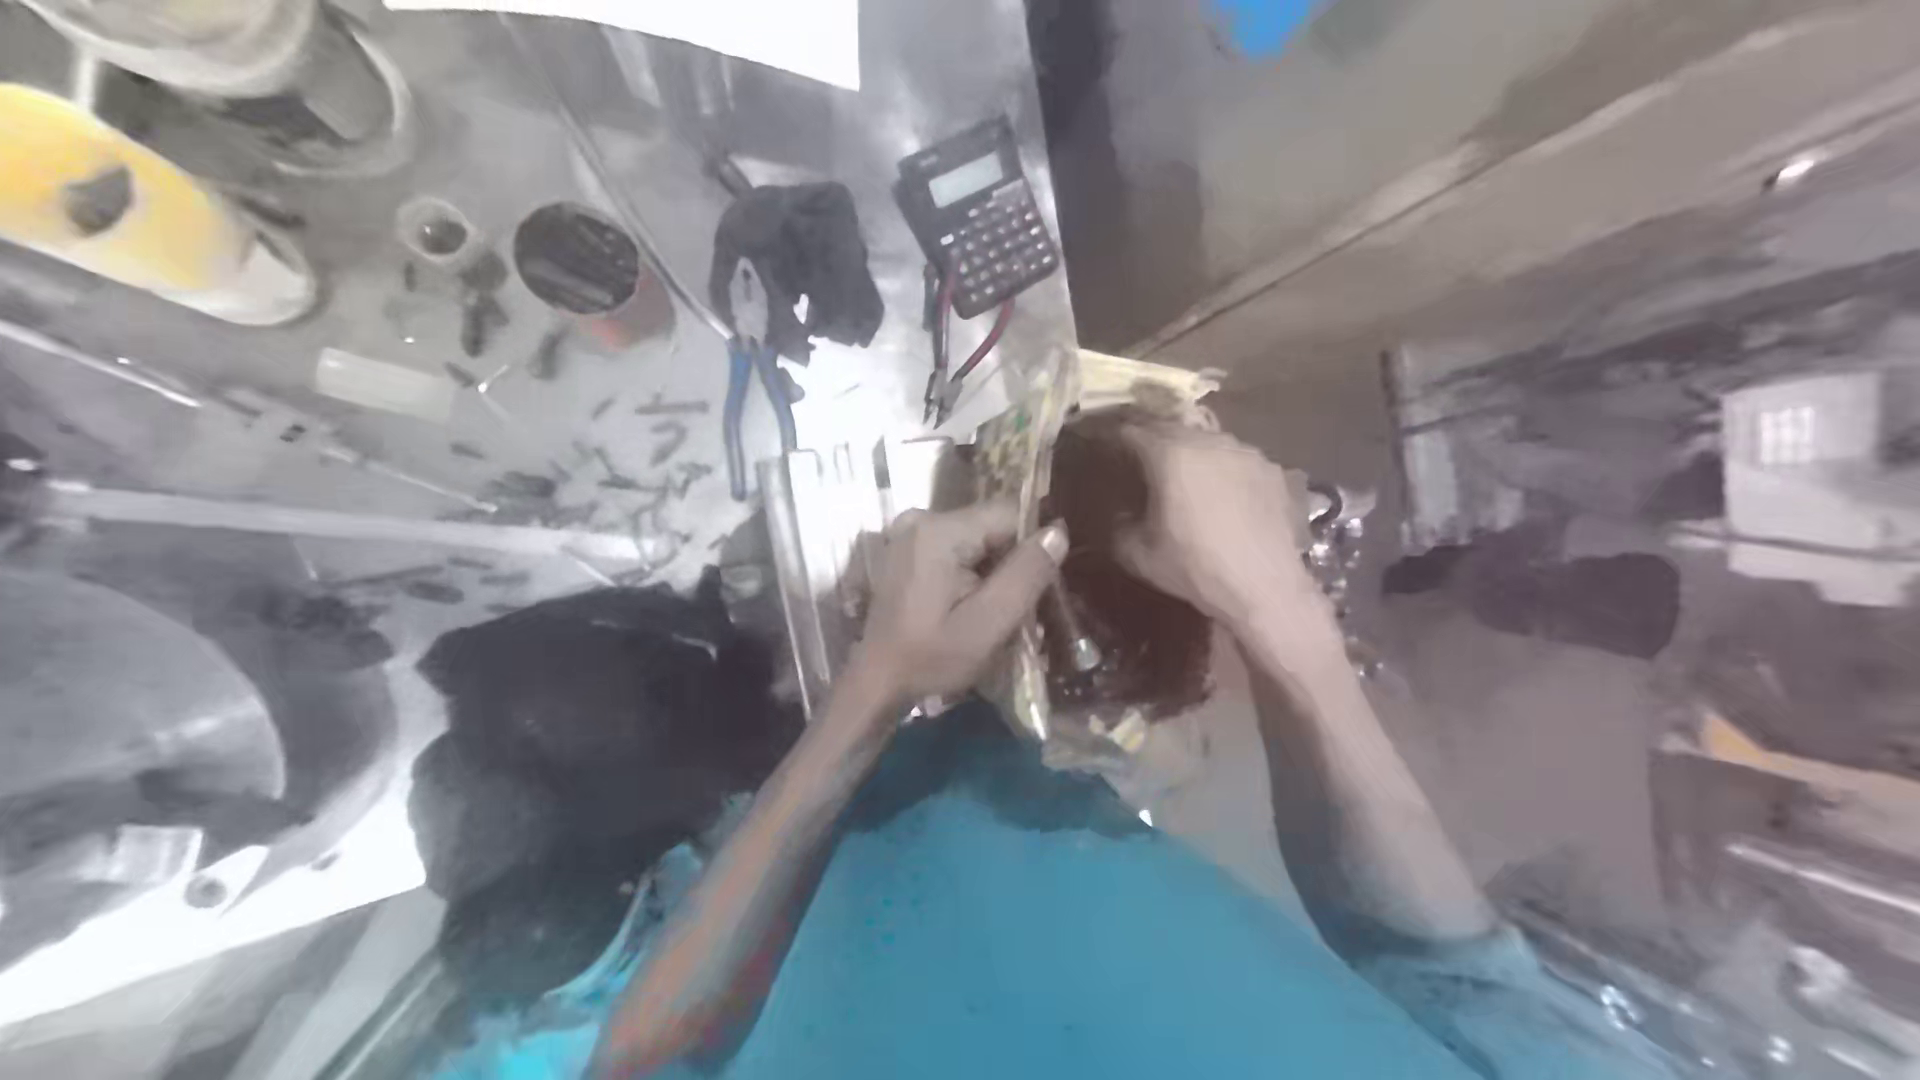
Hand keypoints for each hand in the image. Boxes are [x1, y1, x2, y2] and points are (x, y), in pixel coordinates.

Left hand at [848, 500, 1066, 707]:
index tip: (1034, 591)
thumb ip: (1025, 575)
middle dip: (1011, 564)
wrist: (877, 680)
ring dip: (992, 572)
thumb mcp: (987, 623)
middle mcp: (921, 518)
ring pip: (977, 540)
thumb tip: (1057, 532)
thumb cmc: (930, 657)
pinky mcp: (907, 548)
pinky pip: (956, 549)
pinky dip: (971, 573)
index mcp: (939, 530)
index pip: (1010, 516)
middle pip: (992, 527)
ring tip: (992, 612)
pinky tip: (968, 606)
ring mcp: (910, 532)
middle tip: (1015, 610)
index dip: (1031, 550)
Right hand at [1115, 423, 1319, 629]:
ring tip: (1185, 476)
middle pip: (1172, 429)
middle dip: (1152, 440)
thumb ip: (1118, 523)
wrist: (1265, 589)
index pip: (1133, 431)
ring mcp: (1248, 453)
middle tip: (1140, 460)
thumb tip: (1119, 511)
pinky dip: (1224, 470)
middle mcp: (1210, 442)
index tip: (1106, 448)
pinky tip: (1224, 495)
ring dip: (1191, 453)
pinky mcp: (1275, 471)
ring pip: (1209, 442)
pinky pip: (1238, 461)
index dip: (1115, 438)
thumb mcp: (1136, 553)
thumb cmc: (1194, 567)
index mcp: (1171, 454)